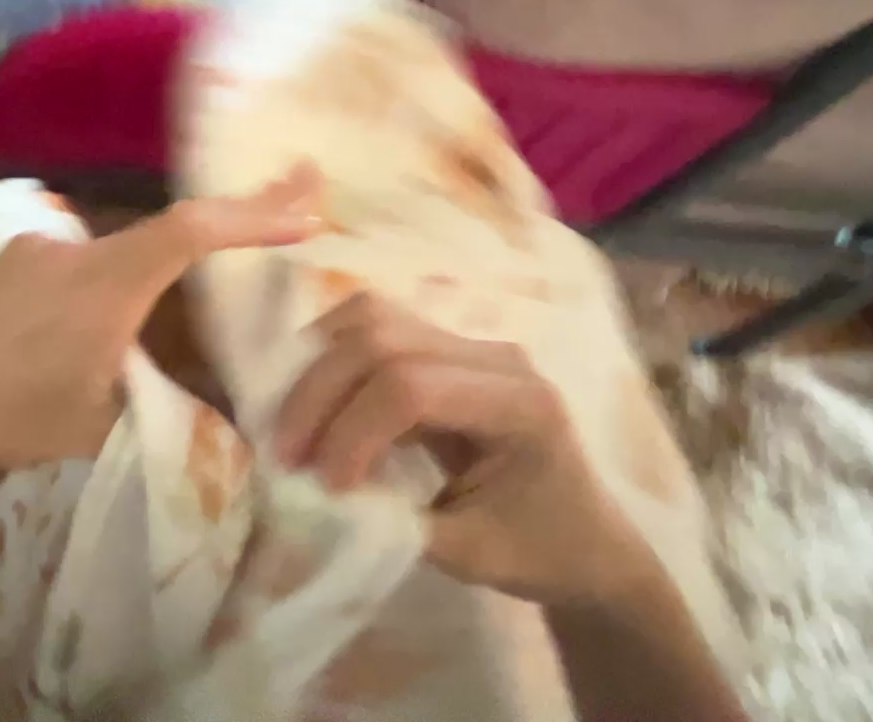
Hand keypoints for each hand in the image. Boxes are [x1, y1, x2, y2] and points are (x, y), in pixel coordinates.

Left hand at [0, 167, 323, 480]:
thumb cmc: (12, 422)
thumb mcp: (101, 422)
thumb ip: (153, 394)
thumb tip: (187, 391)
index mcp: (105, 285)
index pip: (190, 231)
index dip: (251, 215)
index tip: (303, 212)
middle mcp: (74, 250)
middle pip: (161, 229)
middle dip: (220, 225)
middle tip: (276, 209)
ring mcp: (35, 248)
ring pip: (112, 254)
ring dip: (138, 279)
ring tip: (107, 343)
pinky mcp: (8, 259)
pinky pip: (72, 263)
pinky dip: (93, 287)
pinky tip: (63, 334)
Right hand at [273, 293, 653, 605]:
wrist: (586, 537)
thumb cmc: (541, 551)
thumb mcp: (470, 555)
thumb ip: (392, 524)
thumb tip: (313, 495)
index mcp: (521, 404)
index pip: (412, 388)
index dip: (353, 430)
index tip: (326, 485)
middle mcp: (493, 354)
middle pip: (380, 339)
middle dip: (319, 394)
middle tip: (286, 452)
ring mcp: (465, 340)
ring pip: (368, 316)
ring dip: (317, 365)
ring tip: (294, 420)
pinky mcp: (439, 343)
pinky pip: (370, 324)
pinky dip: (329, 354)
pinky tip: (315, 396)